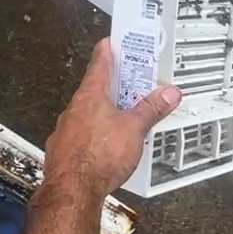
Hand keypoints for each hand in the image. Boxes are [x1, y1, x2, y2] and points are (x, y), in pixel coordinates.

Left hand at [40, 39, 180, 199]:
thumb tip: (167, 94)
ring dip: (107, 112)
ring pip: (89, 114)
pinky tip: (109, 146)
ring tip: (127, 118)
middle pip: (96, 89)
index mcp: (90, 97)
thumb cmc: (97, 158)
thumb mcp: (135, 129)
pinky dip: (97, 134)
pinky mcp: (65, 151)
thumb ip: (151, 109)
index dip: (109, 50)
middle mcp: (75, 110)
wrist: (73, 191)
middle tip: (132, 82)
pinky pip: (84, 135)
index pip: (99, 63)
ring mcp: (67, 131)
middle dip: (116, 86)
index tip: (113, 42)